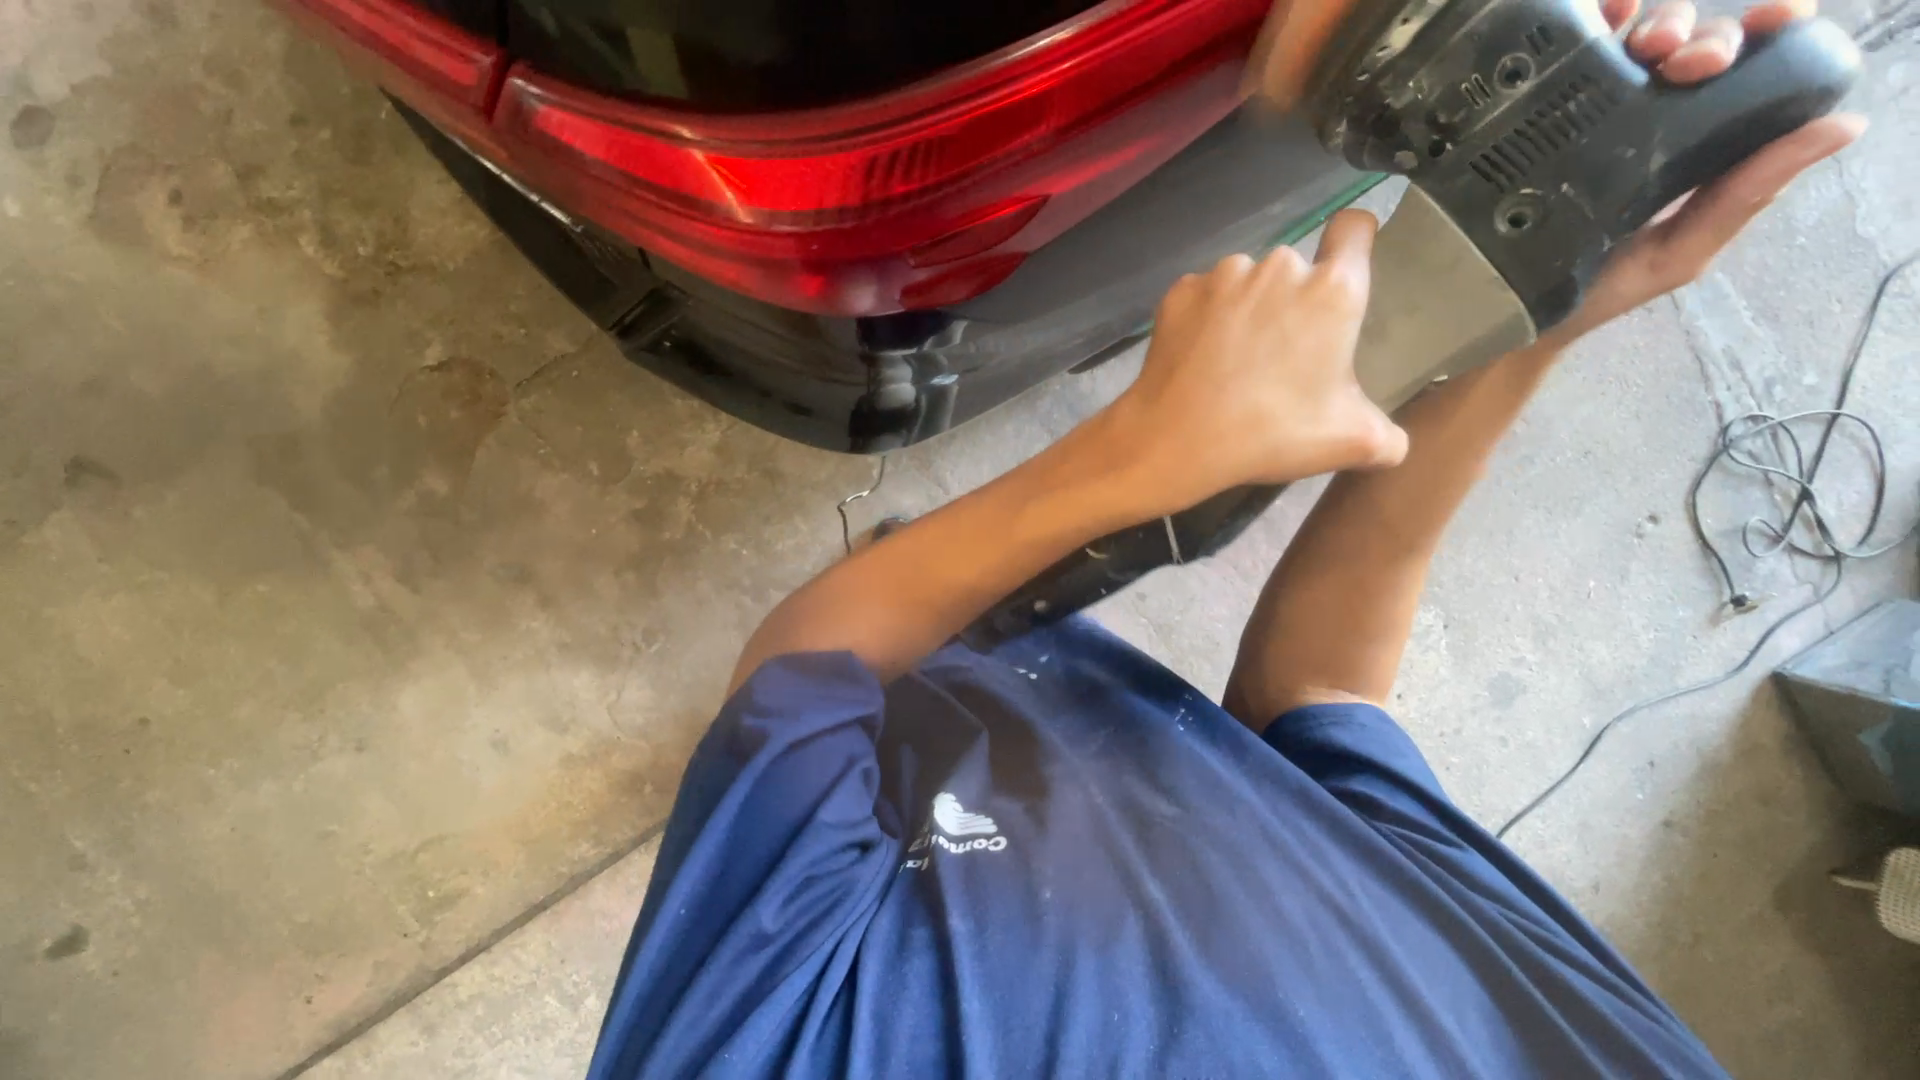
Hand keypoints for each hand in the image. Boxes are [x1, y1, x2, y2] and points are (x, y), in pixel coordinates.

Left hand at [1101, 209, 1407, 516]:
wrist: (1176, 440)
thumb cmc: (1272, 433)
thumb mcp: (1351, 443)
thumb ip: (1388, 435)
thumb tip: (1392, 442)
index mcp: (1333, 290)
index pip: (1355, 228)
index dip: (1354, 242)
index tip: (1344, 267)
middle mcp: (1279, 267)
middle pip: (1295, 271)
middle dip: (1291, 304)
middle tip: (1277, 358)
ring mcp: (1223, 275)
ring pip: (1245, 283)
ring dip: (1245, 311)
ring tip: (1231, 363)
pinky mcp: (1179, 291)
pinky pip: (1202, 297)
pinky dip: (1203, 320)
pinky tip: (1198, 360)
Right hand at [1538, 0, 1865, 350]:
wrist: (1506, 314)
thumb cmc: (1596, 292)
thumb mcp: (1679, 254)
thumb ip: (1745, 197)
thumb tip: (1843, 125)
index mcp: (1698, 144)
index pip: (1748, 69)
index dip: (1769, 33)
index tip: (1772, 23)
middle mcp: (1651, 120)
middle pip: (1693, 47)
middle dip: (1704, 36)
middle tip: (1686, 64)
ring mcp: (1591, 118)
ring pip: (1638, 41)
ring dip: (1655, 26)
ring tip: (1643, 51)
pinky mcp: (1537, 121)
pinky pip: (1570, 55)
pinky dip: (1596, 19)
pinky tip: (1603, 17)